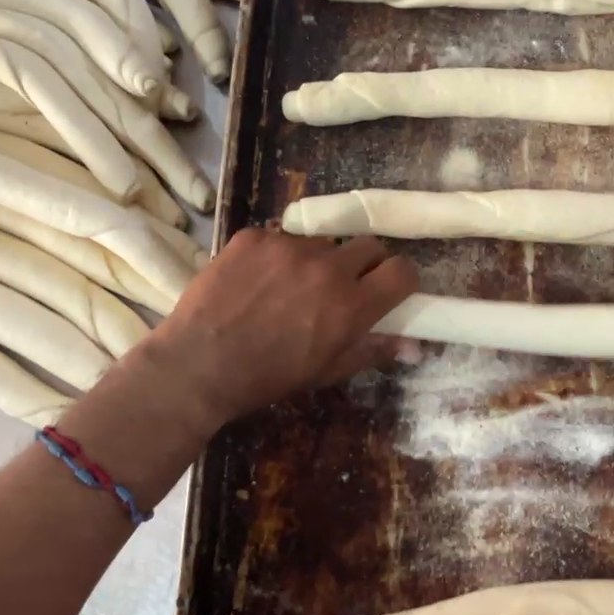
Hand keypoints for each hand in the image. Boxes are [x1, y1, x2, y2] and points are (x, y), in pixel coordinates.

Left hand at [140, 229, 417, 430]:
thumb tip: (415, 347)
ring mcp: (289, 247)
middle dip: (365, 265)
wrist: (198, 364)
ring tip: (292, 286)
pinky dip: (279, 256)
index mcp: (352, 306)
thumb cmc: (269, 377)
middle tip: (344, 286)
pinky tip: (258, 281)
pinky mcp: (254, 237)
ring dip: (320, 260)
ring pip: (324, 242)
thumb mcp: (328, 371)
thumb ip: (374, 349)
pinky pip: (282, 238)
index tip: (391, 289)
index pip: (402, 271)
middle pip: (369, 246)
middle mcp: (327, 268)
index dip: (402, 279)